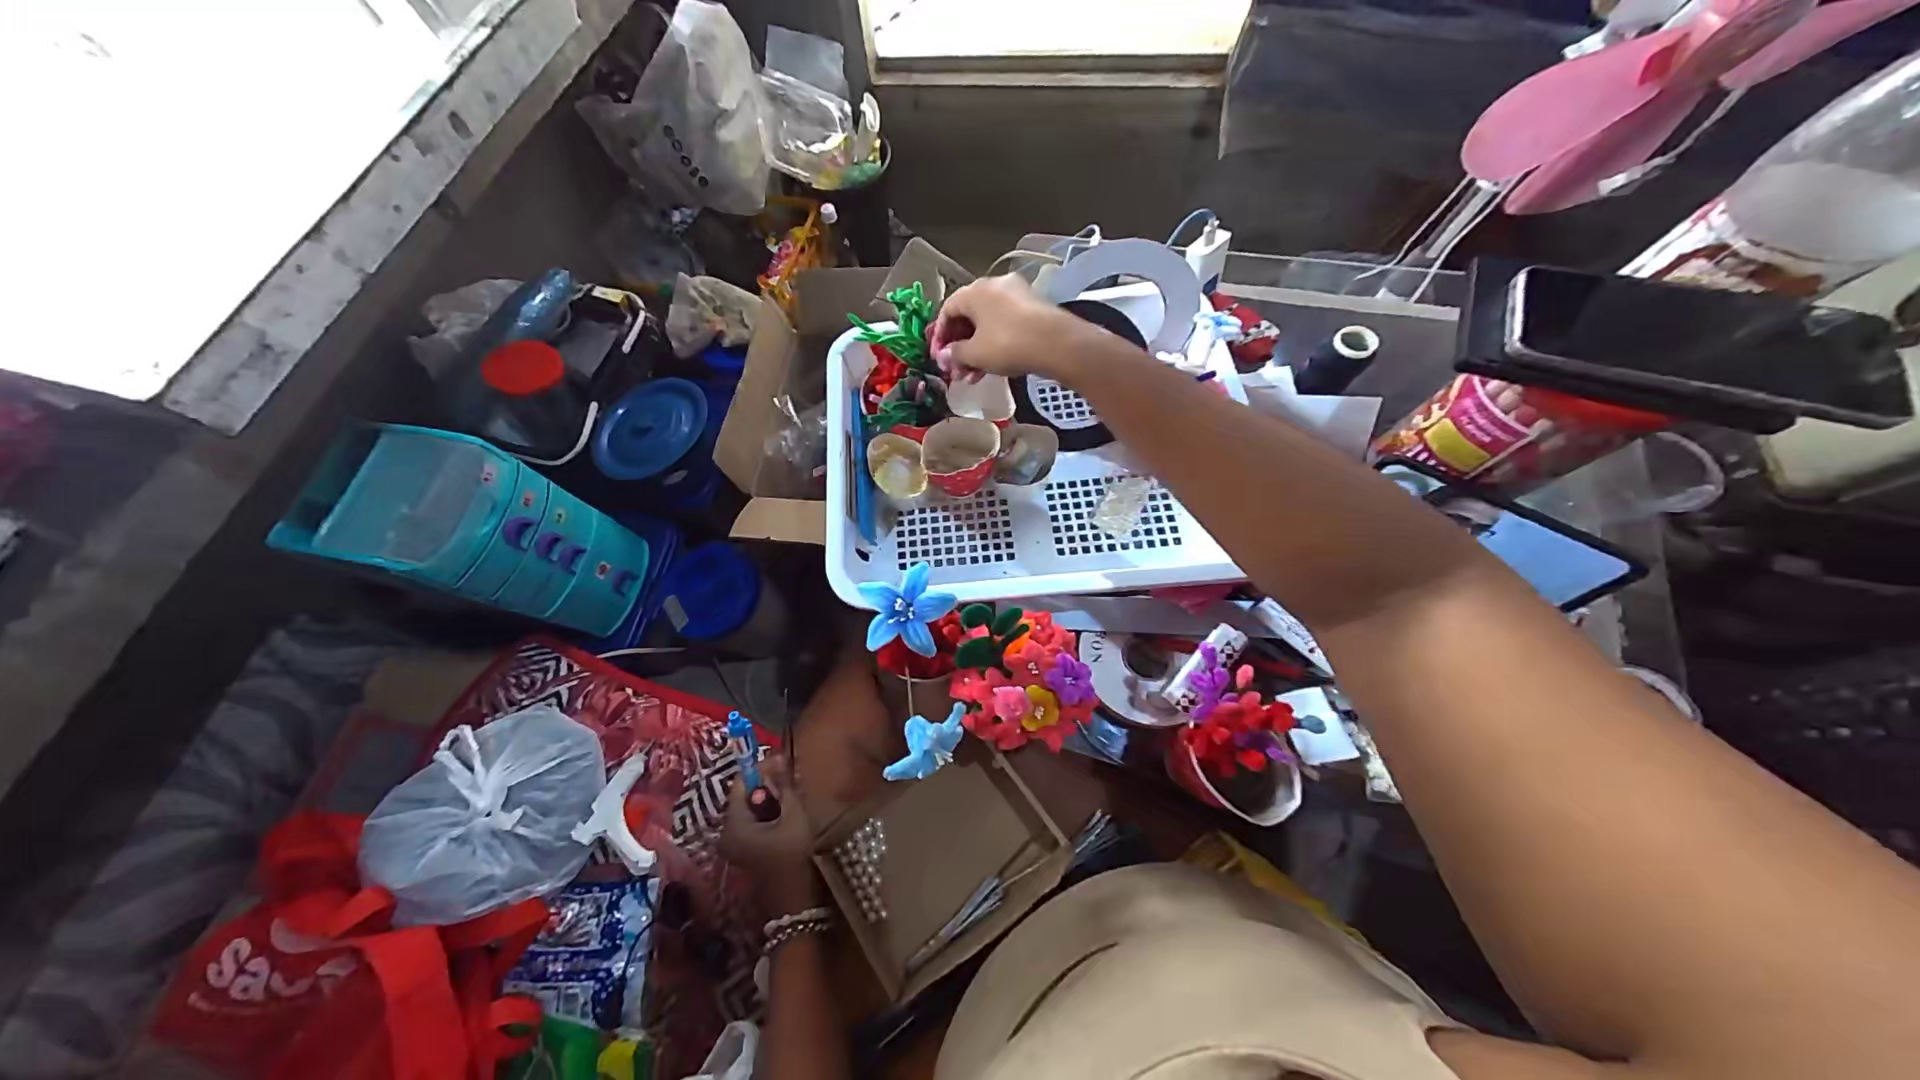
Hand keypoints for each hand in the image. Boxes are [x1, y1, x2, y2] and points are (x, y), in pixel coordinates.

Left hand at [720, 753, 821, 913]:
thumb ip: (785, 787)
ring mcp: (736, 845)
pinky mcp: (748, 852)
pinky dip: (771, 812)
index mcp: (733, 824)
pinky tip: (789, 812)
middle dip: (768, 783)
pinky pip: (757, 822)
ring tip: (793, 793)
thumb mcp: (794, 816)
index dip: (763, 768)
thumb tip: (780, 760)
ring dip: (772, 798)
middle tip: (791, 777)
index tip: (784, 762)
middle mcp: (728, 833)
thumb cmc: (795, 857)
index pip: (742, 783)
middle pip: (746, 795)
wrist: (797, 906)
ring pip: (753, 808)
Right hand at [930, 274, 1110, 384]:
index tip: (938, 357)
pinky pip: (1005, 325)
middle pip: (968, 316)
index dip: (939, 335)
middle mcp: (994, 286)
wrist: (1057, 343)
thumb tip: (943, 356)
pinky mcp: (1032, 308)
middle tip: (955, 370)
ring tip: (972, 376)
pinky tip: (992, 367)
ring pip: (987, 323)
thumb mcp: (975, 354)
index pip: (947, 309)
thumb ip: (955, 354)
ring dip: (976, 350)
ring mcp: (1016, 295)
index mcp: (975, 290)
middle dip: (959, 346)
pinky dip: (994, 344)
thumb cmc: (1008, 344)